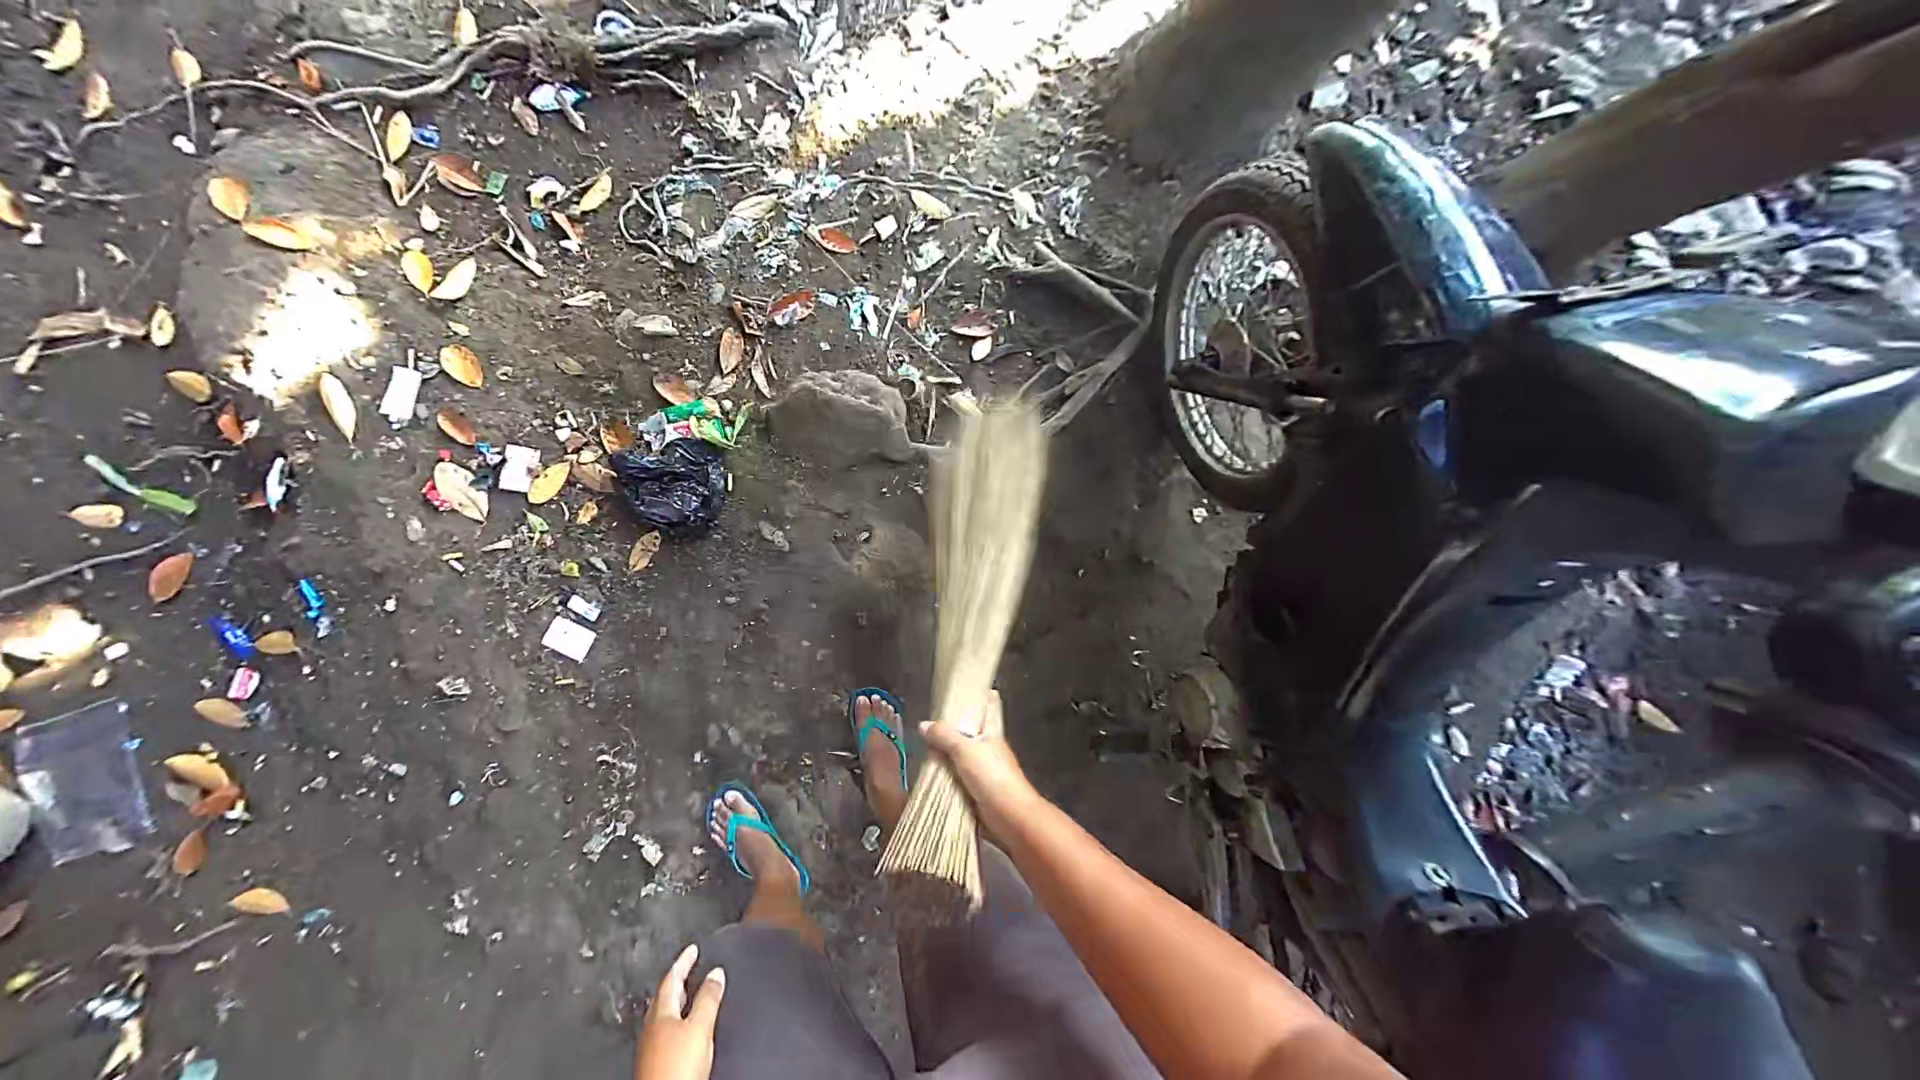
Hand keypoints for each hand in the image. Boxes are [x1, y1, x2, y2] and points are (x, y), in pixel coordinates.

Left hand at [636, 944, 725, 1079]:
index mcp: (661, 1013)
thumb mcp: (699, 1027)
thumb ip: (708, 998)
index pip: (671, 979)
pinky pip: (665, 1031)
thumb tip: (716, 972)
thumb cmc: (677, 1067)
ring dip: (677, 1000)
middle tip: (689, 968)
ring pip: (664, 1015)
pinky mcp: (655, 1063)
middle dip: (678, 980)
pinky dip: (677, 1019)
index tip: (692, 949)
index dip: (683, 962)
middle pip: (664, 997)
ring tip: (689, 994)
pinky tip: (684, 1028)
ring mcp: (651, 1046)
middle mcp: (652, 1027)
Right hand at [920, 690, 1037, 828]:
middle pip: (973, 730)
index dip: (981, 694)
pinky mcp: (978, 789)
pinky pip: (959, 775)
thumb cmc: (993, 777)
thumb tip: (924, 725)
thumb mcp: (965, 750)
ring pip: (964, 754)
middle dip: (956, 724)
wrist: (1010, 817)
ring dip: (948, 751)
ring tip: (926, 743)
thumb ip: (945, 736)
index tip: (968, 686)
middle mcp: (990, 747)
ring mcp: (985, 769)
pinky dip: (947, 773)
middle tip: (934, 717)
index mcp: (992, 732)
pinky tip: (932, 772)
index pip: (990, 706)